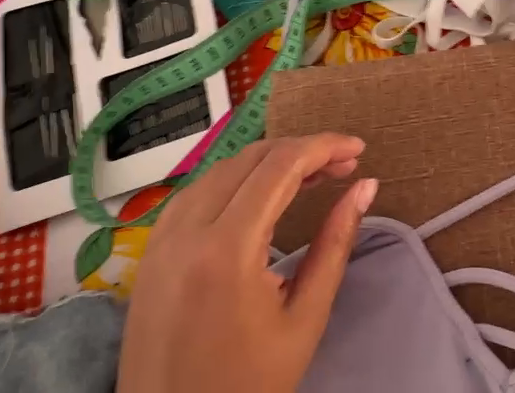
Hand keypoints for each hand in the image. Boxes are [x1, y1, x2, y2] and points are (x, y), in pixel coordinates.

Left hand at [118, 134, 377, 392]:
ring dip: (268, 162)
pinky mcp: (150, 252)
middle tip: (342, 166)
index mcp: (226, 249)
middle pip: (251, 159)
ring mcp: (161, 240)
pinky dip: (234, 180)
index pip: (280, 166)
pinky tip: (259, 195)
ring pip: (221, 168)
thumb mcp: (305, 318)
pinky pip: (195, 191)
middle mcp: (187, 232)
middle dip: (302, 151)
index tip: (358, 149)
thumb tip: (365, 186)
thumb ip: (336, 244)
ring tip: (309, 177)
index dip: (324, 146)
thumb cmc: (248, 384)